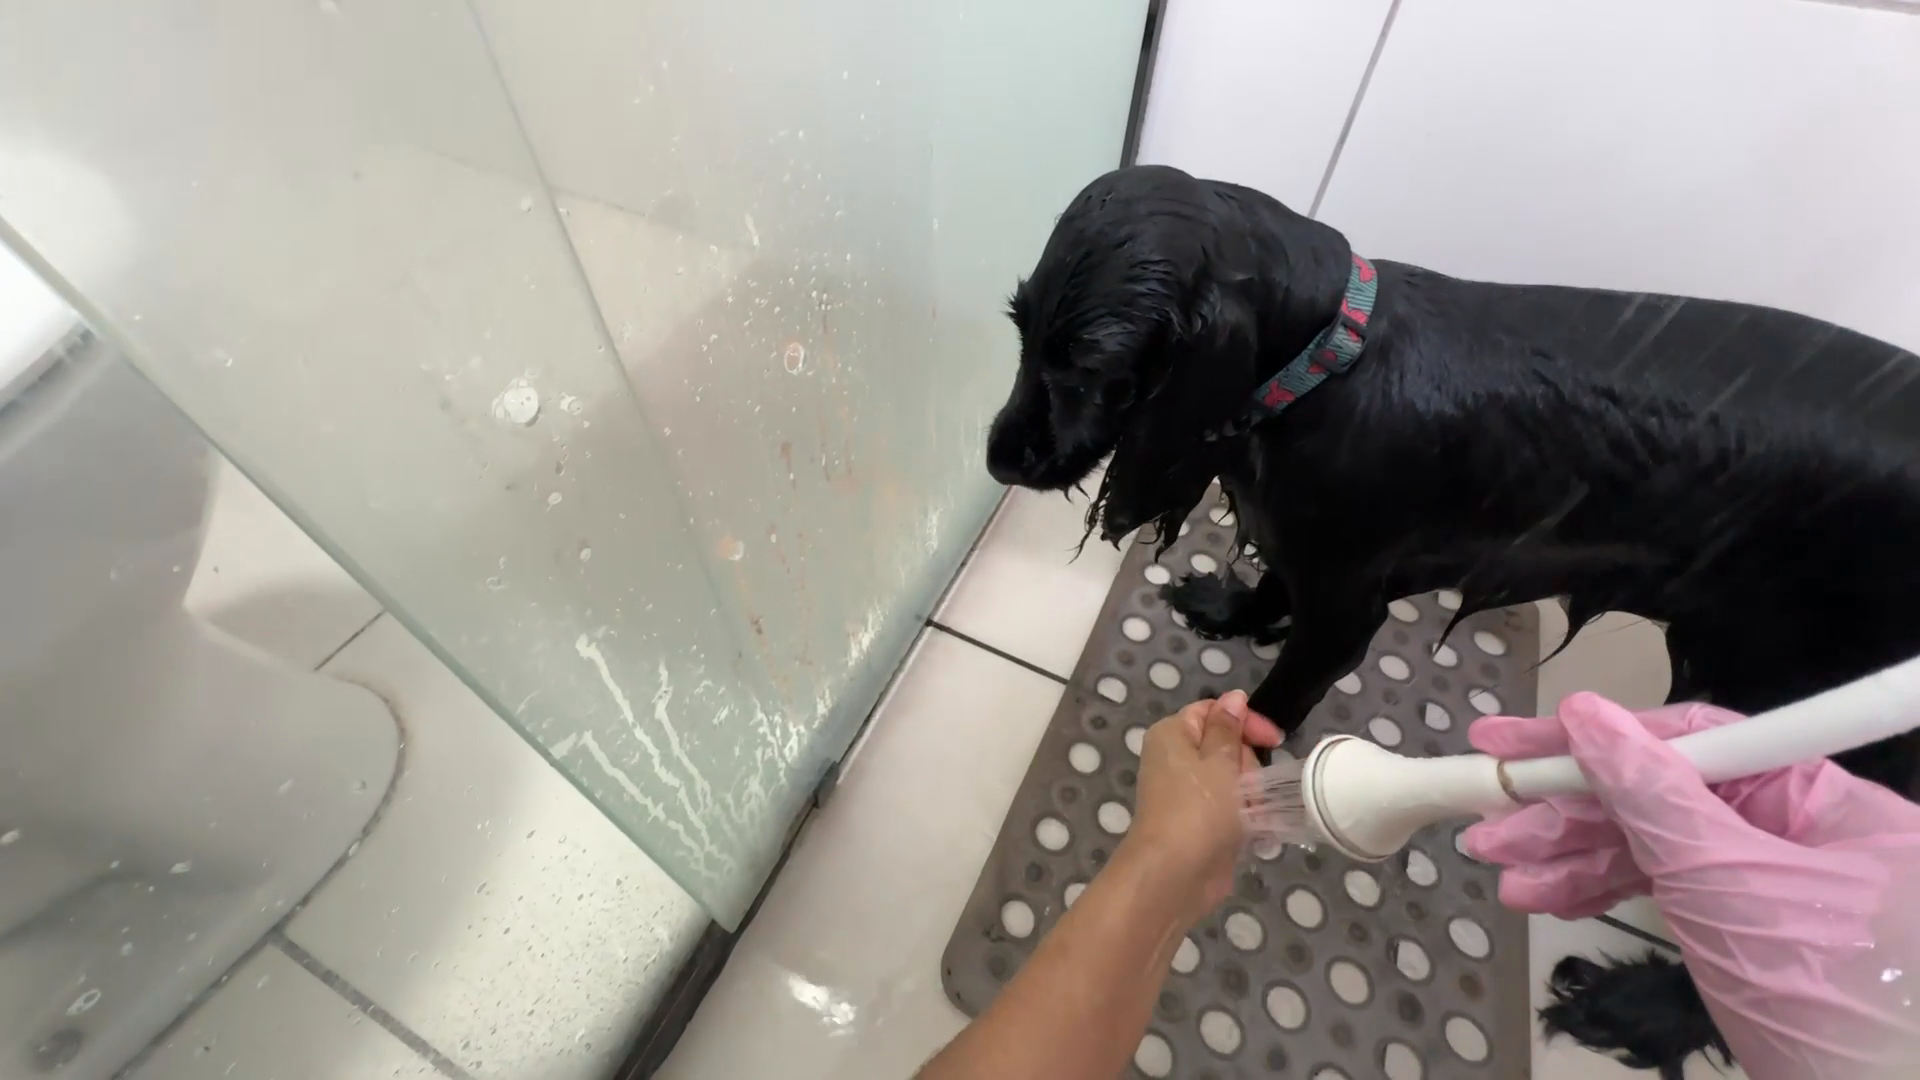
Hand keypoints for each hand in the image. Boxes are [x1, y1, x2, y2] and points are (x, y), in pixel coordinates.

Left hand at [1119, 691, 1281, 924]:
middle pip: (1227, 746)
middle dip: (1248, 766)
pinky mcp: (1200, 821)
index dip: (1245, 721)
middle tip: (1250, 788)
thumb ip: (1229, 728)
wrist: (1174, 873)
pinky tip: (1257, 832)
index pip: (1213, 711)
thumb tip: (1234, 697)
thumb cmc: (1198, 808)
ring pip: (1234, 779)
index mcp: (1172, 734)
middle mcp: (1175, 758)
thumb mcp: (1220, 761)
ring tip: (1252, 815)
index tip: (1275, 739)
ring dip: (1251, 795)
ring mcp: (1187, 791)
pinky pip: (1231, 808)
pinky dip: (1246, 817)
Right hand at [1464, 692, 1919, 1076]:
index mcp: (1818, 803)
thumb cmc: (1829, 991)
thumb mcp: (1727, 878)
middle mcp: (1789, 829)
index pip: (1684, 739)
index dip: (1586, 735)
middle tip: (1488, 828)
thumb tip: (1584, 710)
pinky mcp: (1735, 923)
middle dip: (1560, 816)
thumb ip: (1652, 791)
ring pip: (1639, 844)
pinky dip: (1593, 891)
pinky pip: (1651, 887)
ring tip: (1499, 870)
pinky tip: (1541, 896)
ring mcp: (1759, 880)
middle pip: (1648, 795)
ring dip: (1563, 858)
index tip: (1505, 742)